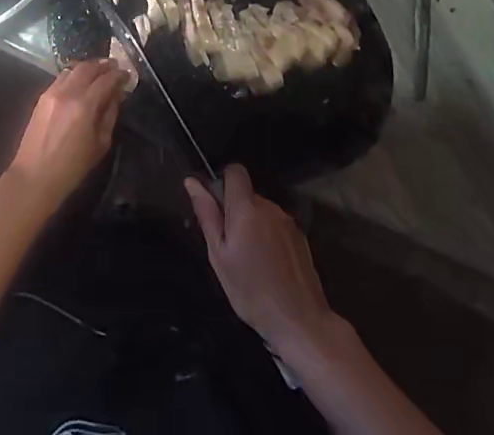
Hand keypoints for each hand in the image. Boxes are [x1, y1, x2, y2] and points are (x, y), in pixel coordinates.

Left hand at [5, 59, 127, 213]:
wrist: (35, 176)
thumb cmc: (73, 166)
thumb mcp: (100, 143)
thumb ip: (110, 114)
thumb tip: (116, 95)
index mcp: (84, 105)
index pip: (106, 80)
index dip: (119, 75)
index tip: (127, 75)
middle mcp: (67, 92)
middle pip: (88, 68)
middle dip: (103, 65)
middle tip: (115, 67)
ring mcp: (51, 92)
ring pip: (72, 69)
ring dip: (88, 67)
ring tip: (99, 72)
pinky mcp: (42, 97)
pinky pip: (61, 78)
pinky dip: (73, 75)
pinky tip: (80, 82)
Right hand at [186, 164, 334, 350]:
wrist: (300, 321)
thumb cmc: (251, 291)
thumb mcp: (219, 256)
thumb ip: (207, 215)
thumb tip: (192, 182)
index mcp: (247, 208)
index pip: (235, 171)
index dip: (222, 182)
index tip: (216, 209)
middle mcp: (270, 207)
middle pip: (247, 194)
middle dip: (235, 211)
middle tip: (229, 247)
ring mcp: (288, 222)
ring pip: (261, 211)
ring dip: (252, 225)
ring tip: (249, 261)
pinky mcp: (301, 237)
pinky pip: (276, 226)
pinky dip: (268, 237)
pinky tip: (268, 266)